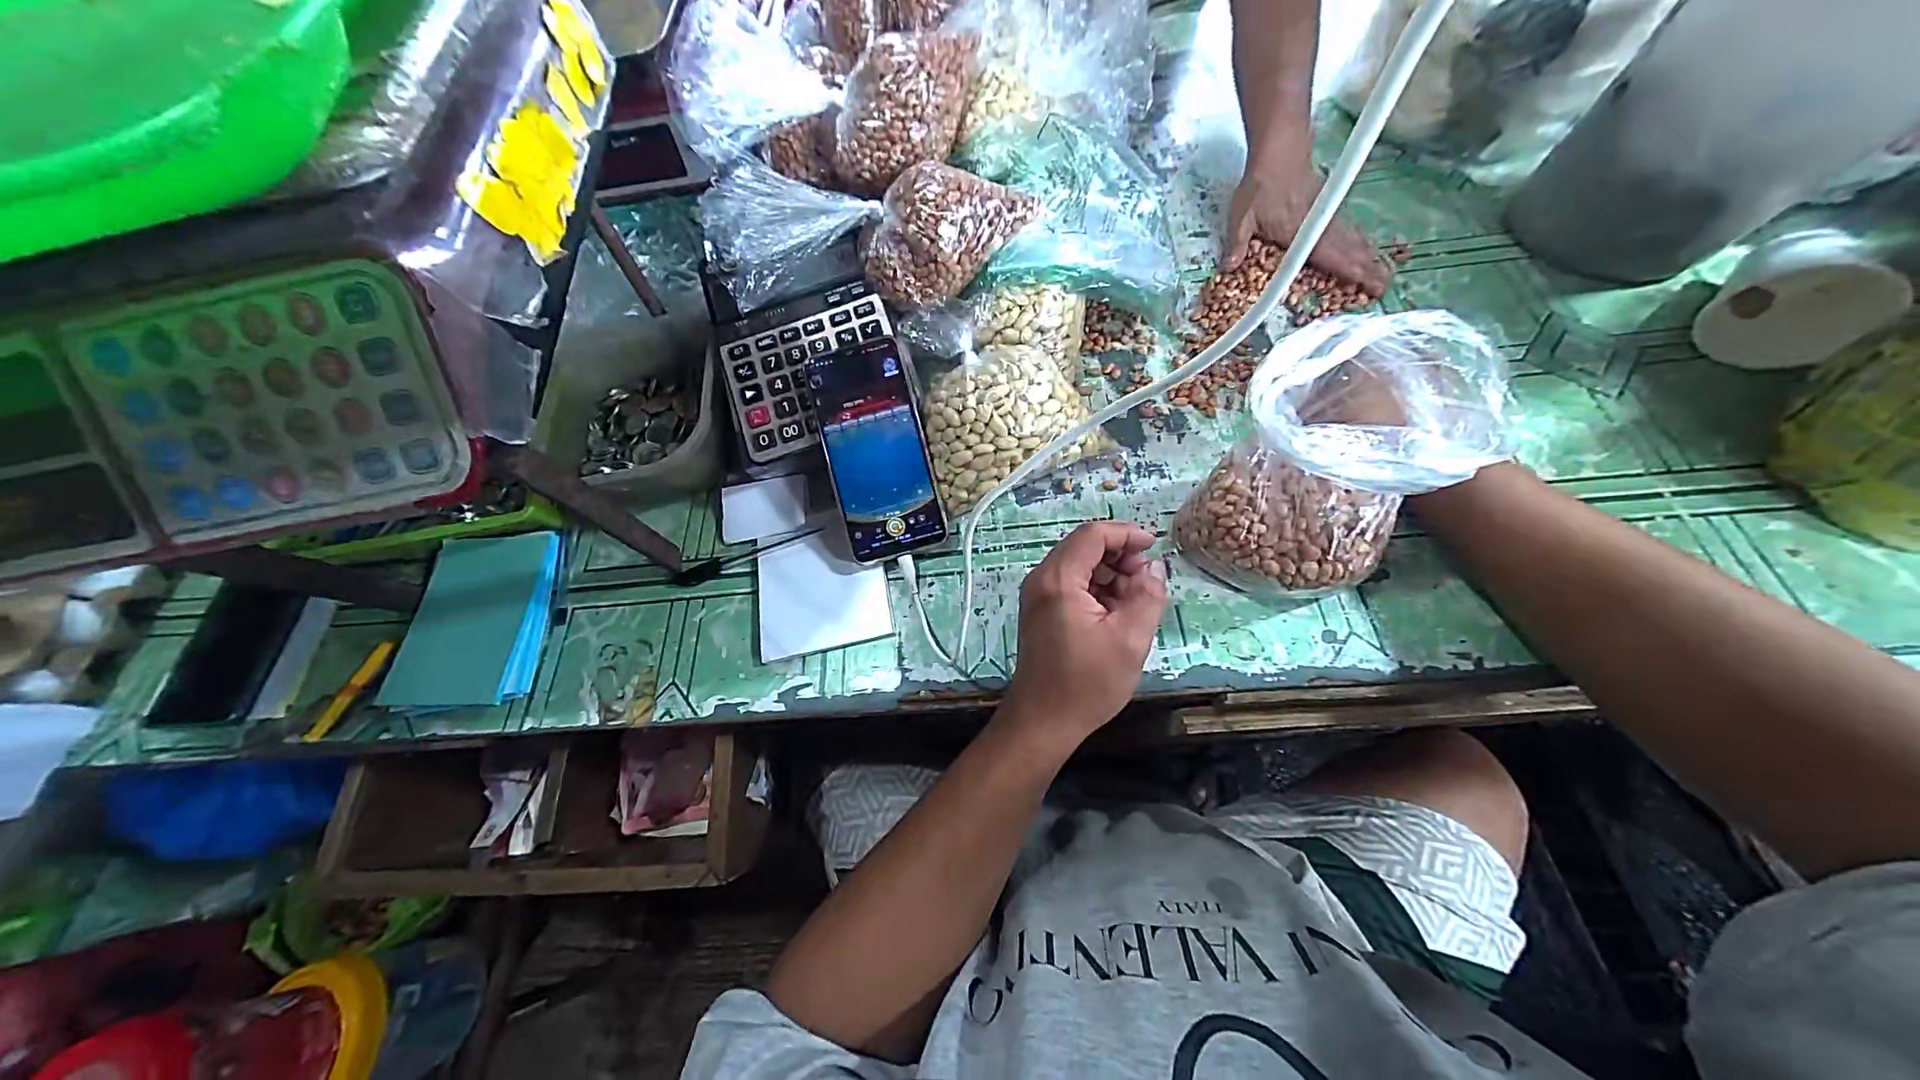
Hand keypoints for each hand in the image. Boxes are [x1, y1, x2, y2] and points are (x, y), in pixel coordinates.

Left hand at [1003, 522, 1168, 748]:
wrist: (1042, 722)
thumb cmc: (1086, 683)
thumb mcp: (1130, 640)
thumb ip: (1147, 596)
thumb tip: (1153, 569)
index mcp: (1058, 580)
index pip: (1092, 535)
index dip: (1127, 535)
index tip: (1154, 547)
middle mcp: (1041, 580)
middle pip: (1084, 547)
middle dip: (1120, 558)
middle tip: (1147, 584)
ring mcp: (1037, 596)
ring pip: (1080, 567)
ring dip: (1111, 576)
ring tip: (1135, 605)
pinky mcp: (1040, 612)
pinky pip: (1072, 586)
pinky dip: (1097, 591)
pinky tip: (1116, 616)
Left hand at [1225, 153, 1390, 296]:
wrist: (1279, 153)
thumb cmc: (1259, 186)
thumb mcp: (1240, 217)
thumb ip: (1236, 244)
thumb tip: (1228, 268)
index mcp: (1299, 231)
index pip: (1329, 256)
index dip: (1348, 272)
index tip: (1365, 284)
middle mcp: (1319, 225)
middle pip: (1349, 251)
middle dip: (1367, 270)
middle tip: (1383, 287)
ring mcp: (1327, 215)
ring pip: (1353, 240)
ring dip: (1369, 257)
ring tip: (1383, 274)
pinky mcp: (1330, 208)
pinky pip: (1349, 229)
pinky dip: (1361, 242)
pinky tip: (1368, 251)